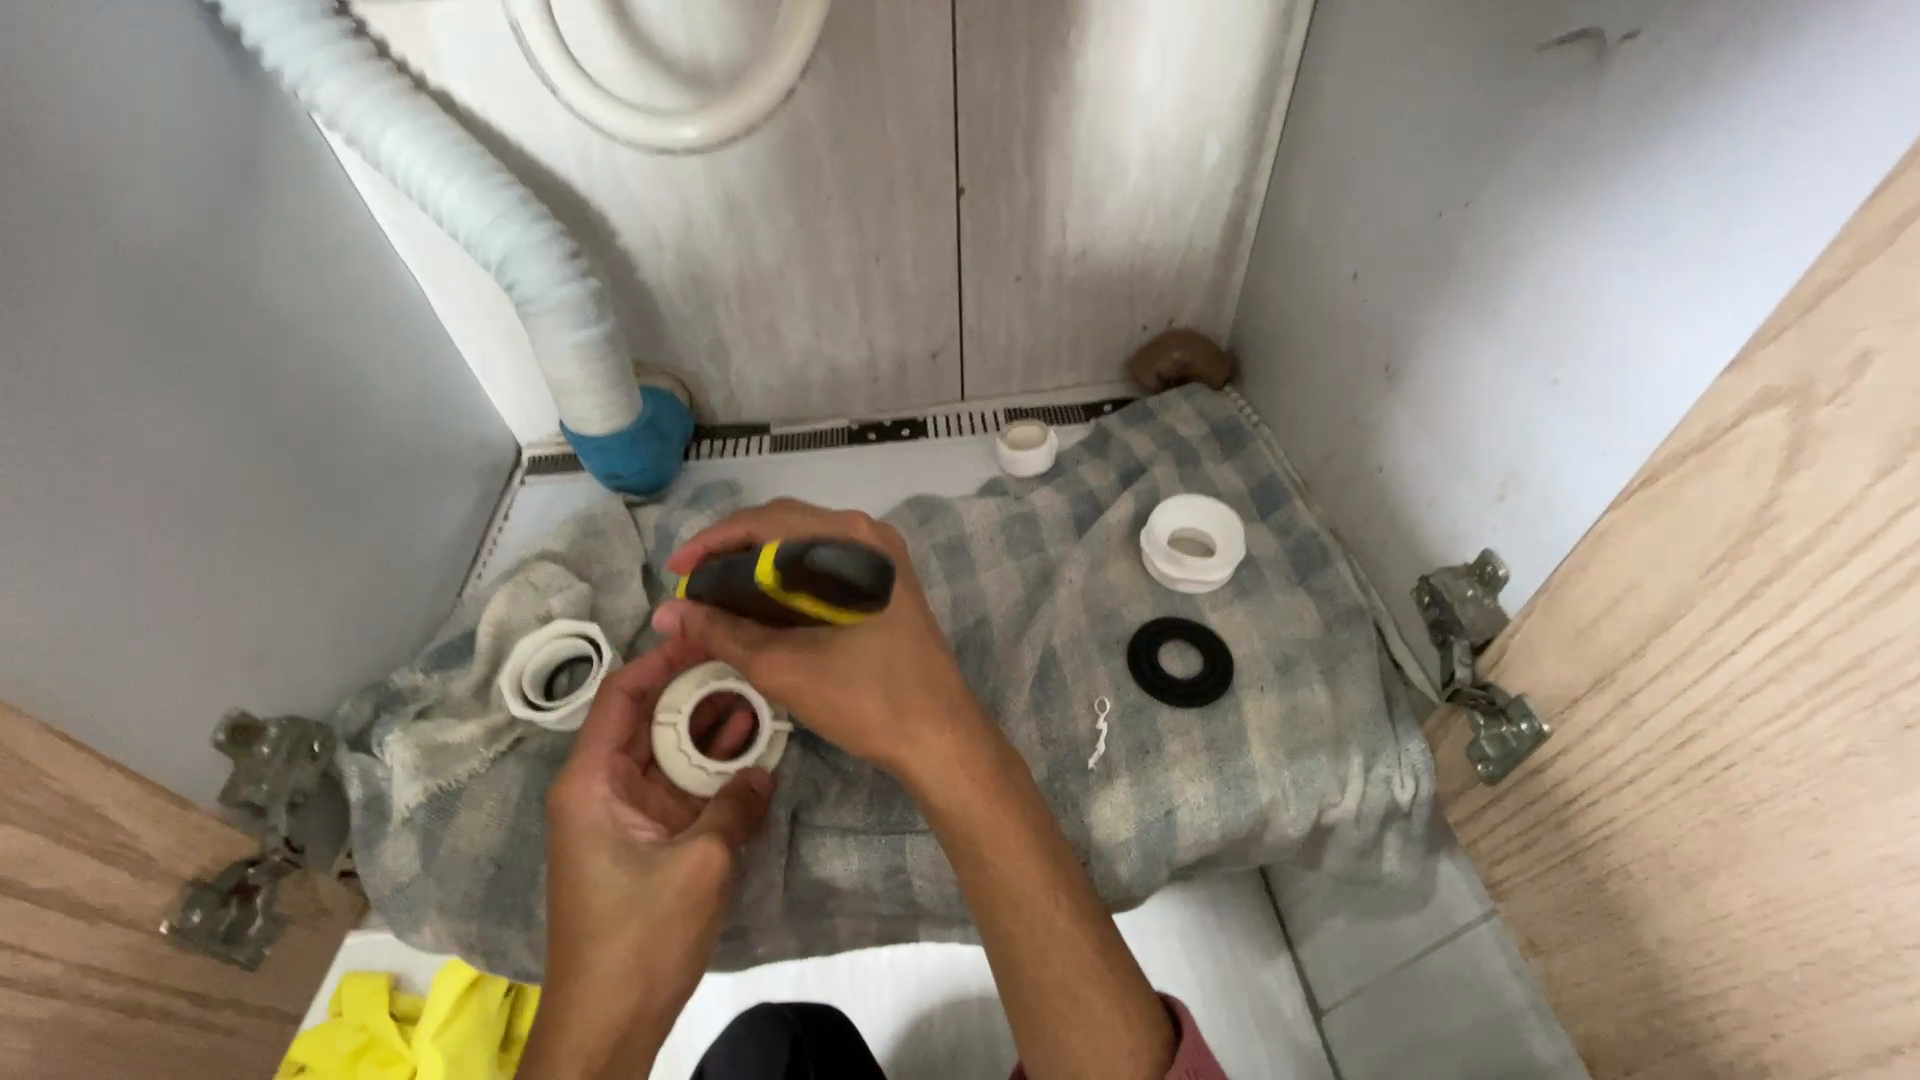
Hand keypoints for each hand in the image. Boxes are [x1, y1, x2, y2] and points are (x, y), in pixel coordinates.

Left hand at [520, 636, 774, 1079]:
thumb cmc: (639, 936)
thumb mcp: (700, 864)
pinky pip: (681, 789)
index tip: (710, 636)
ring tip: (763, 702)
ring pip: (670, 754)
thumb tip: (763, 771)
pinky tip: (754, 755)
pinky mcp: (647, 841)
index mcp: (592, 782)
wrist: (609, 1022)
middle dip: (700, 694)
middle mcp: (603, 788)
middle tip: (753, 667)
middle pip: (650, 720)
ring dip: (713, 733)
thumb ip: (736, 806)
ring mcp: (626, 816)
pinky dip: (714, 772)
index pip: (621, 696)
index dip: (662, 661)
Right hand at [650, 498, 989, 776]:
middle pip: (784, 526)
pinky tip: (764, 606)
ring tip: (719, 598)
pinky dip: (790, 579)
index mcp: (848, 539)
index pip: (764, 521)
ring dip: (760, 567)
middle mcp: (868, 534)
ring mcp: (883, 556)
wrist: (938, 733)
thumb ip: (720, 632)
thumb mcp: (782, 666)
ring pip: (805, 545)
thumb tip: (666, 613)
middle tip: (693, 588)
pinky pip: (826, 563)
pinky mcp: (888, 580)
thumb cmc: (864, 698)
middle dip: (732, 553)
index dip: (711, 543)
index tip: (675, 573)